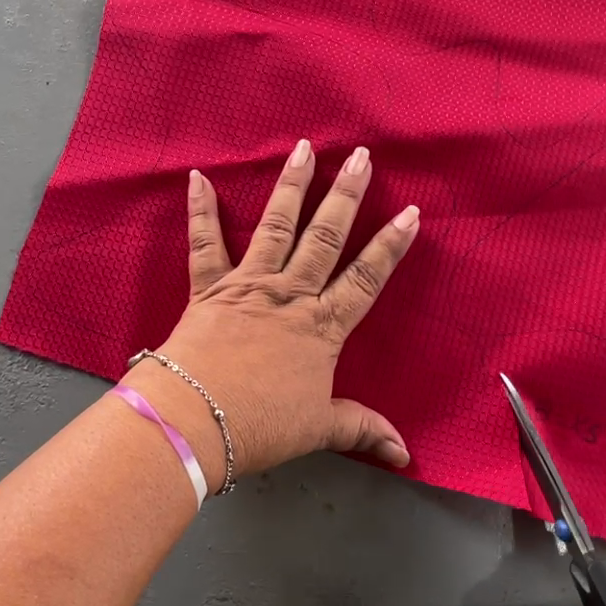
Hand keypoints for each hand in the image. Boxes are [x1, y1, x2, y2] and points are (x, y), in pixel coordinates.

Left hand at [126, 140, 419, 488]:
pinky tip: (198, 178)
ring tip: (305, 149)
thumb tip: (405, 456)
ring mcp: (249, 286)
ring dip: (292, 186)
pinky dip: (201, 210)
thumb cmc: (260, 425)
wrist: (195, 420)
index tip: (410, 213)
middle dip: (346, 195)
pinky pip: (205, 243)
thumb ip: (361, 430)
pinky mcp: (210, 288)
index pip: (365, 279)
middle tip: (361, 157)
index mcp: (321, 326)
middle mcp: (289, 296)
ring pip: (276, 227)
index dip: (390, 246)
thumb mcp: (318, 428)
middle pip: (324, 238)